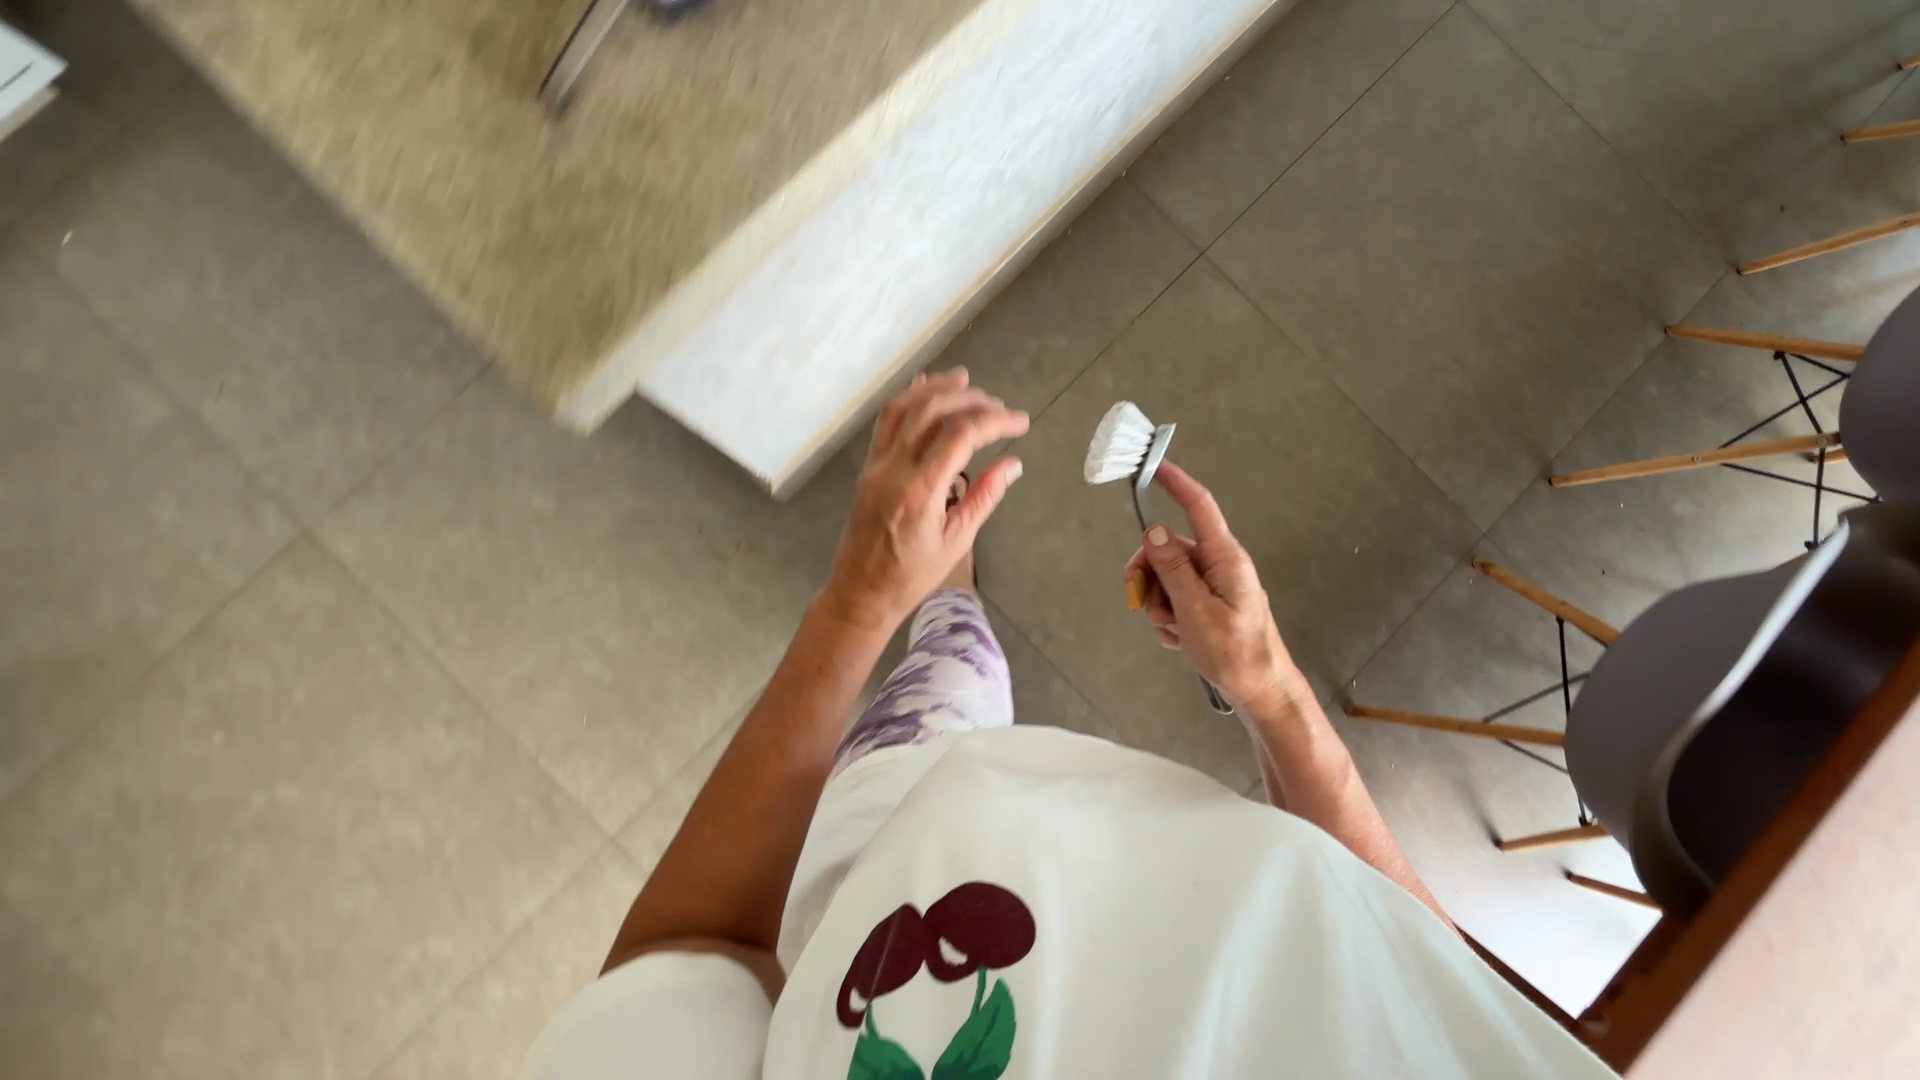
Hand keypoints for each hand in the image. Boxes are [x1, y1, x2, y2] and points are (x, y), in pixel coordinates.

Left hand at [823, 369, 1028, 628]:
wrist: (860, 592)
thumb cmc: (911, 576)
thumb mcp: (956, 542)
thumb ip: (984, 497)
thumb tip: (1013, 464)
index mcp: (920, 491)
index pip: (961, 436)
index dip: (995, 422)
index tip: (1020, 424)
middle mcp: (894, 469)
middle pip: (933, 412)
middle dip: (970, 401)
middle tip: (998, 406)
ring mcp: (876, 465)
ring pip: (904, 408)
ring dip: (936, 389)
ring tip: (965, 380)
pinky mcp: (868, 467)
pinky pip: (886, 422)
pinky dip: (908, 399)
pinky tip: (925, 387)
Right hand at [1121, 463, 1307, 711]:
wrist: (1261, 692)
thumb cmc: (1235, 652)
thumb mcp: (1196, 610)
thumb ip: (1173, 569)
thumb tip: (1154, 531)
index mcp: (1224, 558)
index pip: (1199, 508)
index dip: (1177, 483)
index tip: (1154, 465)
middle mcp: (1219, 565)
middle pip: (1168, 550)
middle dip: (1149, 576)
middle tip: (1142, 605)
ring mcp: (1214, 586)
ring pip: (1167, 578)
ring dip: (1157, 604)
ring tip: (1171, 630)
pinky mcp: (1209, 606)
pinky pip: (1174, 600)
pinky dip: (1169, 619)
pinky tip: (1179, 640)